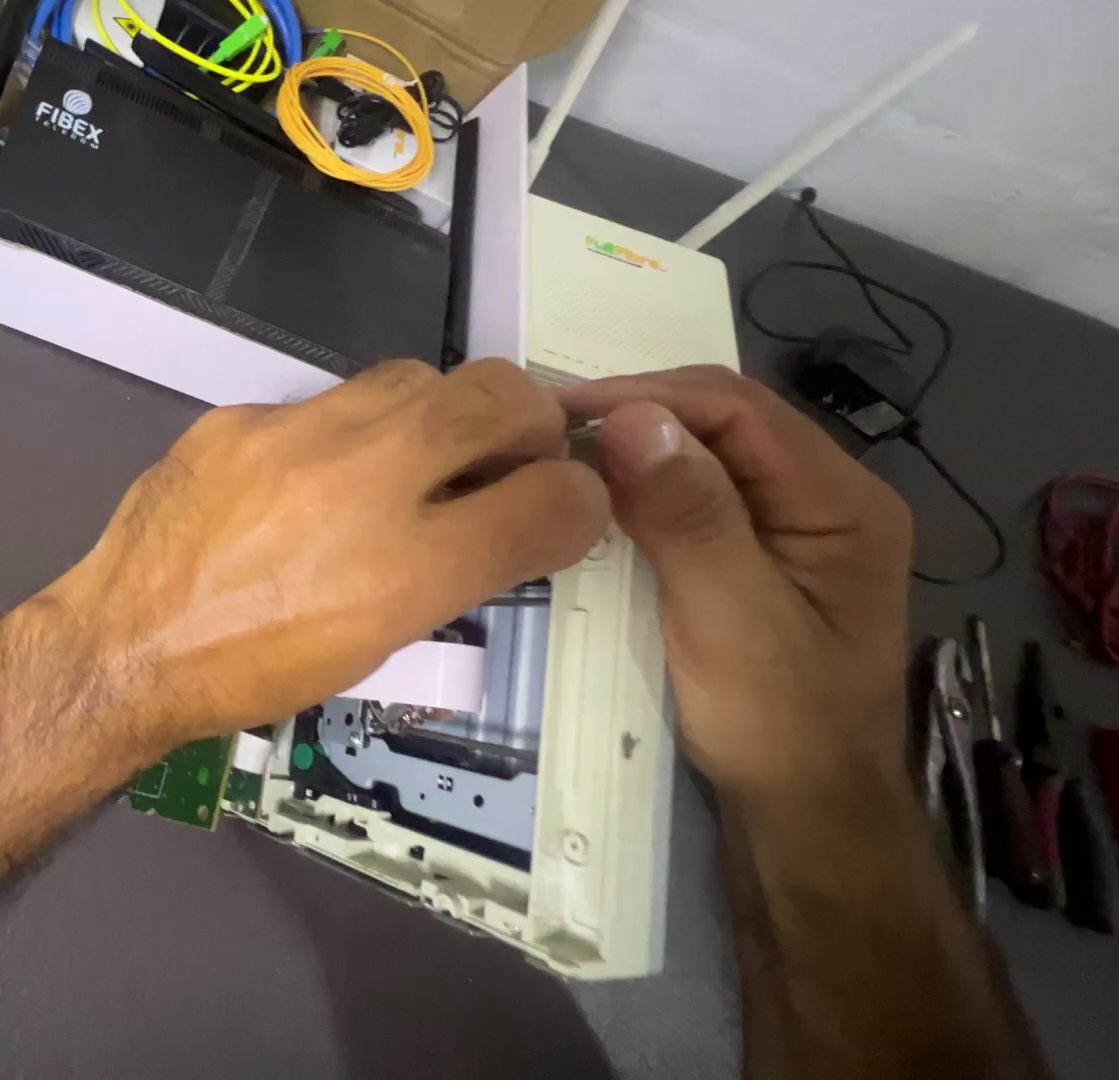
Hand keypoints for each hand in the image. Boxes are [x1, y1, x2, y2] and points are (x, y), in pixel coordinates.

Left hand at [45, 358, 608, 747]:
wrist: (127, 644)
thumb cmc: (253, 669)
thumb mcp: (373, 644)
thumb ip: (458, 573)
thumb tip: (519, 519)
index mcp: (405, 569)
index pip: (547, 502)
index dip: (578, 498)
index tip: (565, 501)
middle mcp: (357, 482)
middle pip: (492, 396)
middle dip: (526, 418)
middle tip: (511, 453)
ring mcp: (288, 434)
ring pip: (407, 379)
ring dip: (436, 411)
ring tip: (418, 456)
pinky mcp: (233, 420)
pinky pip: (319, 402)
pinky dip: (343, 430)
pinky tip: (316, 473)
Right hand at [558, 367, 913, 806]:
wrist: (799, 799)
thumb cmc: (773, 717)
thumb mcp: (729, 617)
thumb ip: (688, 519)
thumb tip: (630, 418)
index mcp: (841, 502)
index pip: (739, 410)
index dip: (646, 397)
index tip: (557, 414)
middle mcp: (820, 496)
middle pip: (724, 419)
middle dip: (636, 413)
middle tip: (548, 433)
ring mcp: (785, 522)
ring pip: (703, 451)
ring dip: (632, 444)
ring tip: (560, 454)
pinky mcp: (748, 547)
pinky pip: (690, 491)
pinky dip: (637, 481)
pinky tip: (595, 493)